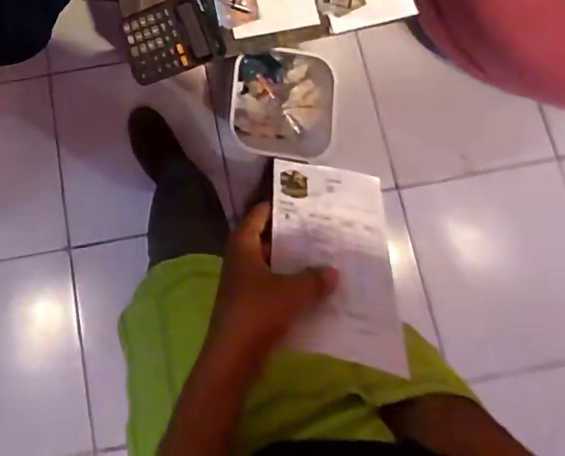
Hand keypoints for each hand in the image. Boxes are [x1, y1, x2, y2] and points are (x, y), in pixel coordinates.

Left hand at [207, 204, 337, 358]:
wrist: (232, 361)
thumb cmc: (258, 313)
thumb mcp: (292, 292)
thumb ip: (314, 279)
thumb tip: (333, 271)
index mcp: (243, 245)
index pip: (260, 214)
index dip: (280, 206)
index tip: (305, 202)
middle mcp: (240, 260)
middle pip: (267, 239)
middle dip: (292, 237)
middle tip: (321, 230)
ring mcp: (243, 285)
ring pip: (271, 265)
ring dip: (293, 264)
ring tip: (323, 258)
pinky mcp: (249, 307)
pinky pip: (273, 288)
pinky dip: (289, 287)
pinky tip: (313, 291)